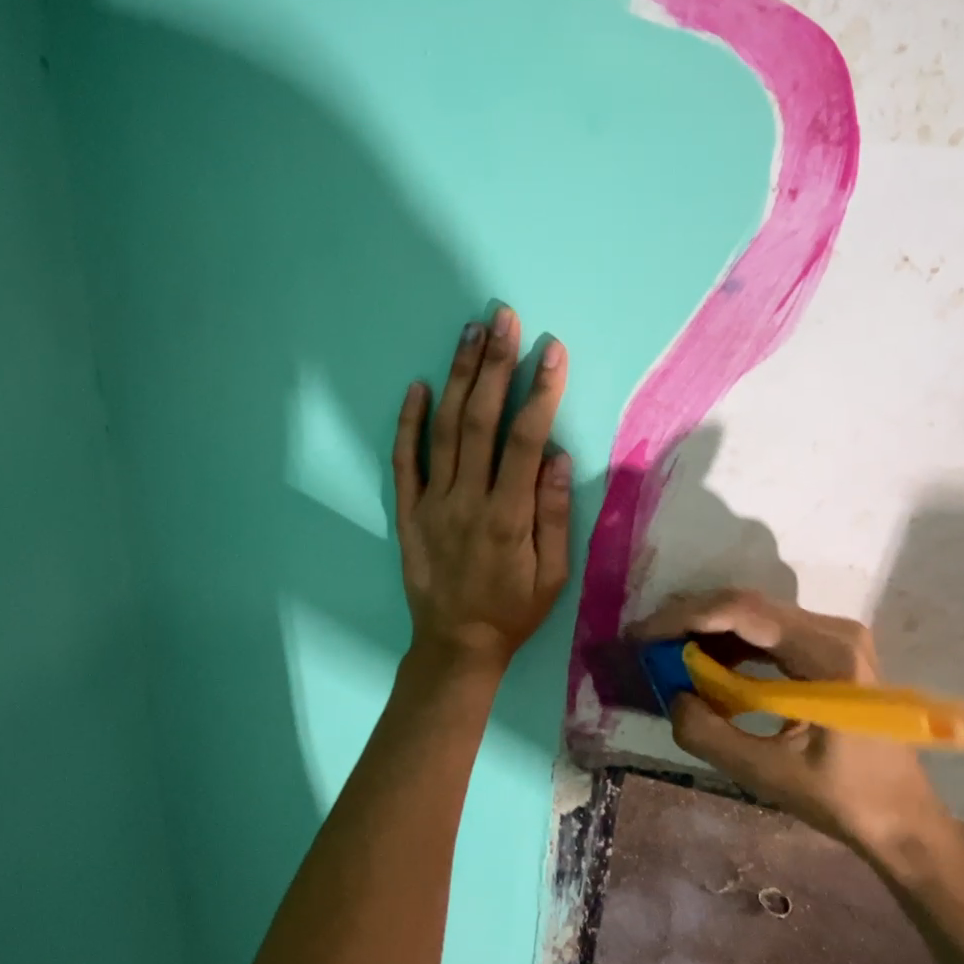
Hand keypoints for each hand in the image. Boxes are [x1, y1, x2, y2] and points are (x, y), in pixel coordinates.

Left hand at [392, 306, 571, 674]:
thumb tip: (558, 455)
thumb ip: (555, 514)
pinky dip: (408, 423)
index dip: (540, 391)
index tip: (551, 350)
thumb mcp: (553, 574)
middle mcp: (468, 500)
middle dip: (494, 366)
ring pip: (444, 430)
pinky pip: (405, 461)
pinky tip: (417, 386)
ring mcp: (433, 503)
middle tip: (503, 318)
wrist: (456, 645)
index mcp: (510, 515)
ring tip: (470, 334)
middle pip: (480, 421)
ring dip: (458, 379)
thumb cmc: (514, 610)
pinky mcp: (408, 512)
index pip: (526, 439)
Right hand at [628, 589, 951, 854]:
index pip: (745, 613)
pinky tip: (701, 666)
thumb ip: (712, 736)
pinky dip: (727, 644)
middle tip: (643, 643)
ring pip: (752, 614)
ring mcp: (832, 636)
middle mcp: (834, 631)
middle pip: (746, 605)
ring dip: (705, 631)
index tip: (643, 635)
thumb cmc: (846, 800)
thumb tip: (673, 698)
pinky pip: (765, 632)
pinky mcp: (826, 648)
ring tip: (663, 654)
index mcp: (829, 656)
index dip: (686, 618)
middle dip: (688, 620)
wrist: (904, 819)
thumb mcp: (770, 776)